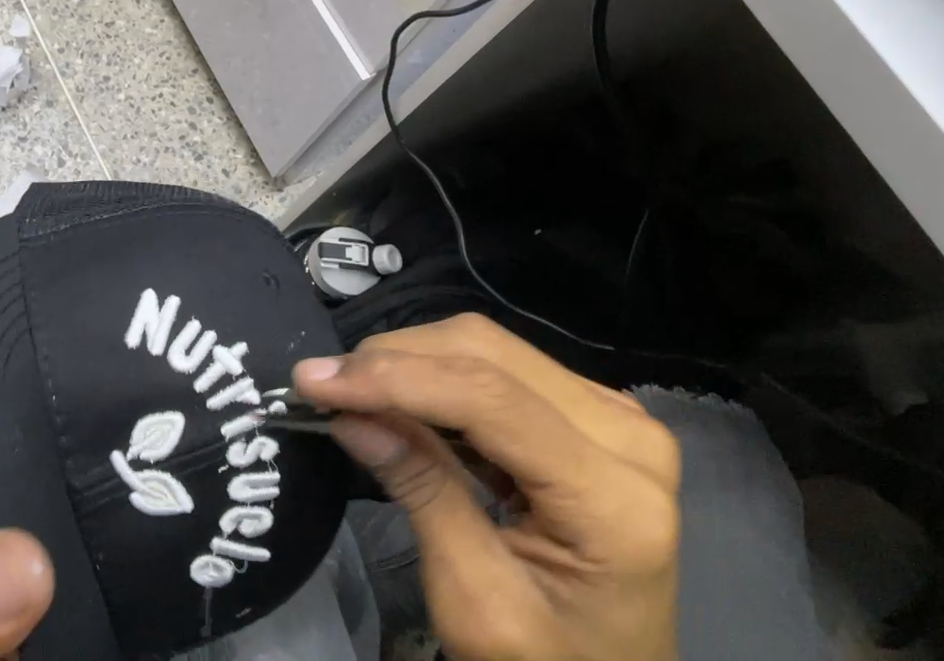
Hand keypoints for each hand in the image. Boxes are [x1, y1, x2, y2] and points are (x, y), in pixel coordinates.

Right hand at [293, 314, 679, 660]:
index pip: (490, 400)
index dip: (395, 378)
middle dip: (393, 358)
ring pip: (488, 344)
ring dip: (409, 358)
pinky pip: (499, 363)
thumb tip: (346, 414)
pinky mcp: (590, 409)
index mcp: (614, 501)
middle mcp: (628, 436)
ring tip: (351, 389)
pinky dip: (436, 372)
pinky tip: (397, 398)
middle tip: (321, 384)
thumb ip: (421, 492)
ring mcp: (614, 414)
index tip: (314, 380)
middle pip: (488, 354)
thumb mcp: (474, 599)